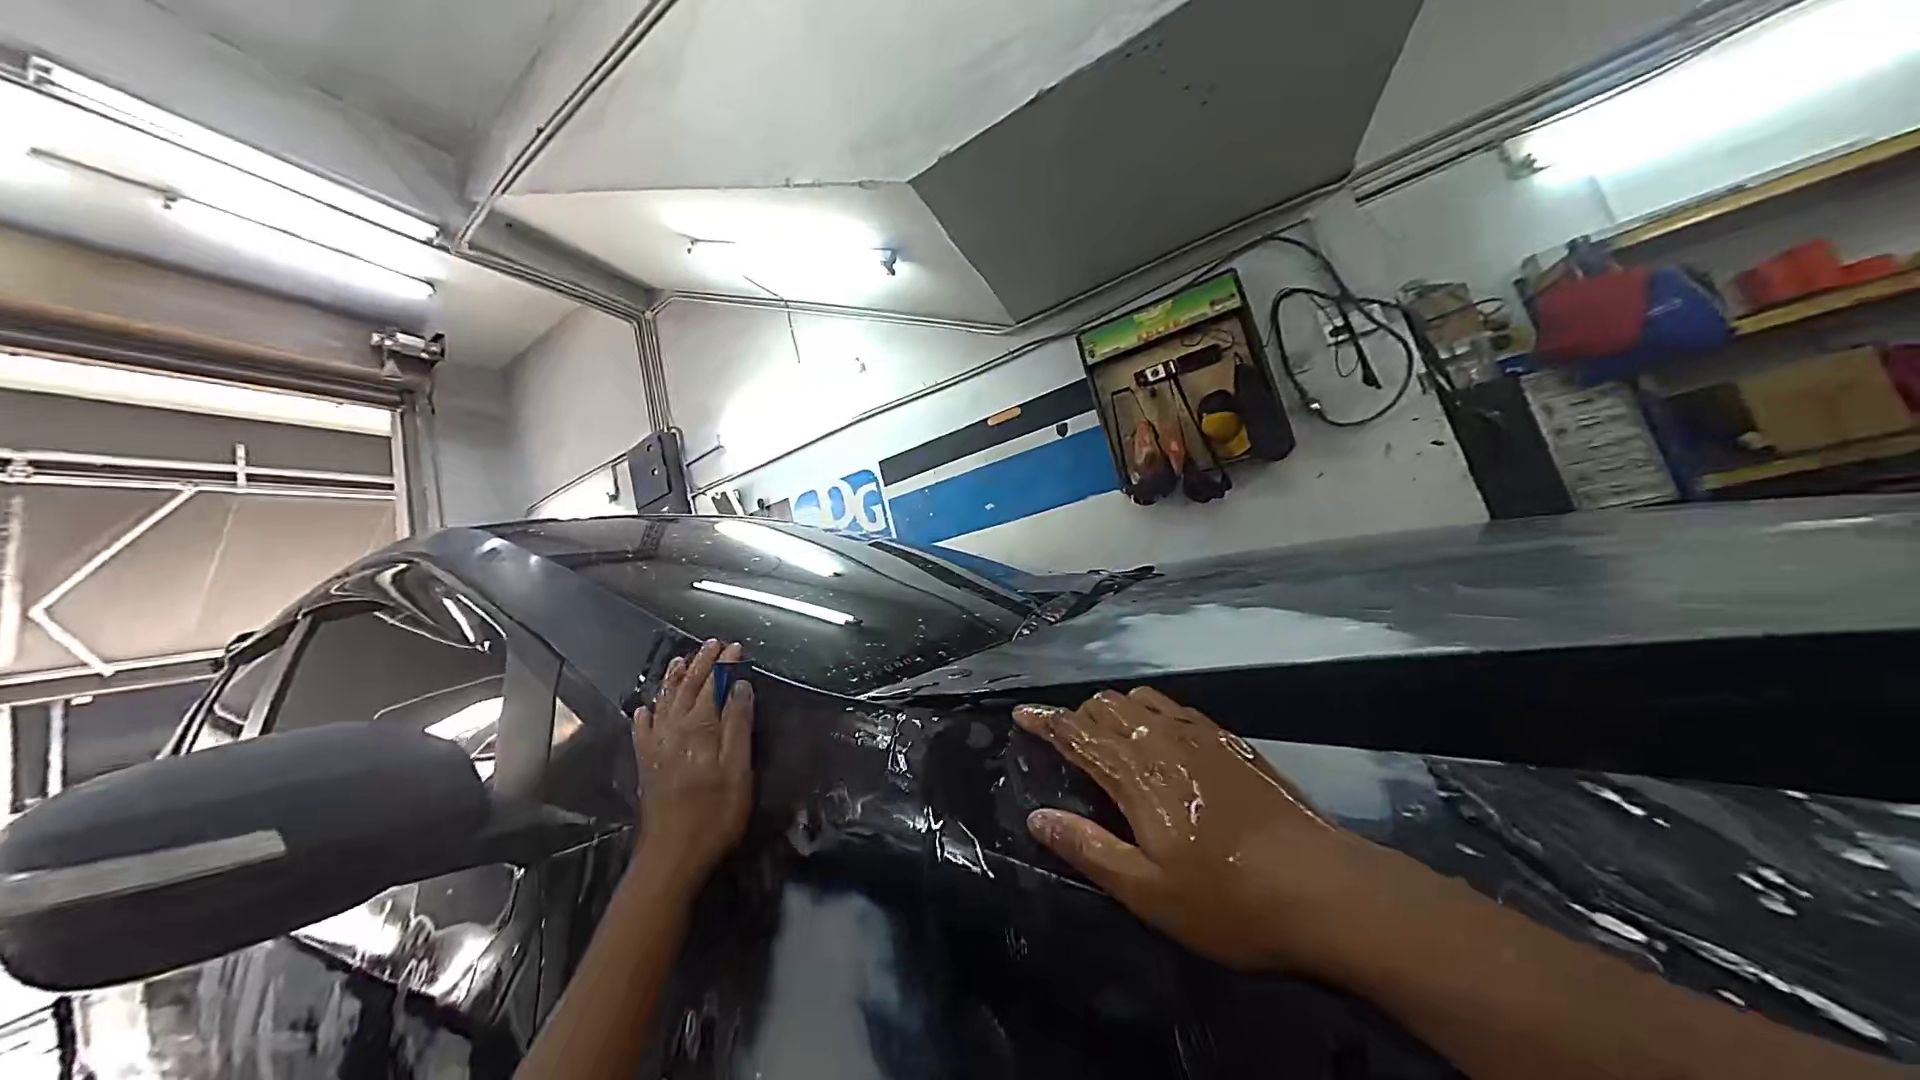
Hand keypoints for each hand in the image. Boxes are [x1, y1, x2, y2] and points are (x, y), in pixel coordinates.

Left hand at [632, 640, 753, 888]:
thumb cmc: (715, 814)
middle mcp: (674, 731)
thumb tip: (740, 686)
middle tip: (712, 644)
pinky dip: (645, 715)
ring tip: (679, 661)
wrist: (672, 856)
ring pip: (664, 703)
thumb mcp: (738, 769)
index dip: (724, 665)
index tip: (735, 647)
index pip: (713, 686)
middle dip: (701, 664)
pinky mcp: (647, 765)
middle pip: (687, 689)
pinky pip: (643, 731)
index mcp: (700, 728)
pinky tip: (644, 709)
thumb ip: (738, 725)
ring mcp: (656, 748)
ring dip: (673, 680)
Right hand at [1016, 688, 1386, 973]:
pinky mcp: (1233, 743)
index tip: (1022, 714)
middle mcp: (1165, 741)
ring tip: (1111, 738)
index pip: (1078, 733)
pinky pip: (1178, 708)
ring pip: (1144, 700)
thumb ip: (1087, 848)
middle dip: (1078, 715)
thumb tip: (1037, 817)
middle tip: (1067, 742)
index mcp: (1137, 774)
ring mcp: (1204, 736)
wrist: (1326, 889)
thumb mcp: (1147, 892)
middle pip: (1108, 705)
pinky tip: (1163, 740)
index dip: (1046, 722)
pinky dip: (1153, 713)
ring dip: (1116, 710)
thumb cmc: (1228, 900)